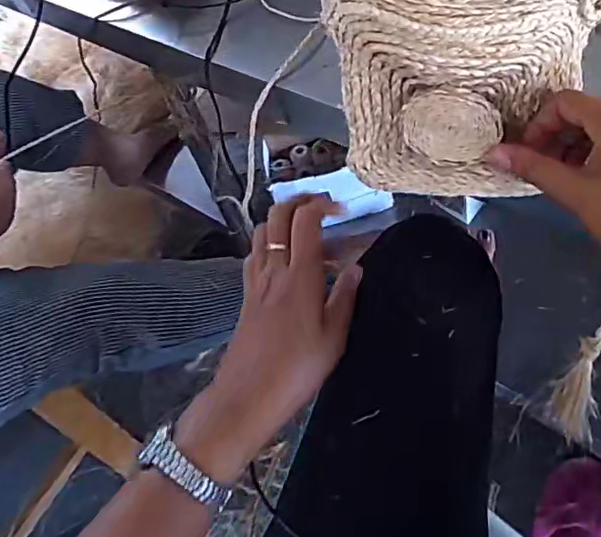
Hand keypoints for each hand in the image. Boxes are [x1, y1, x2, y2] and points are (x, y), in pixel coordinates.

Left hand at [174, 194, 360, 482]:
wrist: (244, 400)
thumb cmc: (295, 371)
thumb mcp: (333, 339)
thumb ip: (344, 297)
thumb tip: (356, 267)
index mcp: (300, 275)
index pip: (305, 220)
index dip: (322, 204)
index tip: (341, 209)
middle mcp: (275, 269)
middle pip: (278, 215)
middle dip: (300, 199)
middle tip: (322, 205)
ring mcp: (256, 280)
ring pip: (262, 230)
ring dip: (283, 219)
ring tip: (305, 230)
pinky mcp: (246, 295)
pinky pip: (254, 253)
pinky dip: (269, 242)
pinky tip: (283, 260)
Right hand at [486, 91, 600, 311]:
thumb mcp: (580, 196)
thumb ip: (535, 168)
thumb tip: (492, 153)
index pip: (564, 101)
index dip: (537, 126)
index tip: (526, 157)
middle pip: (589, 111)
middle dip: (560, 137)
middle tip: (547, 172)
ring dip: (584, 146)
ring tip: (575, 183)